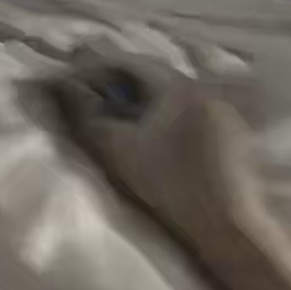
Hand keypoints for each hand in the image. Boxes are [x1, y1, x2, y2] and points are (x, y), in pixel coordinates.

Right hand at [49, 48, 263, 253]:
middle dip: (112, 82)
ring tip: (110, 118)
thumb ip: (81, 107)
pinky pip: (184, 111)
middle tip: (85, 99)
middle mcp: (207, 94)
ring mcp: (225, 116)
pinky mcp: (231, 138)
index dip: (91, 67)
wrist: (231, 228)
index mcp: (179, 88)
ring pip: (166, 94)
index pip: (127, 61)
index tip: (68, 82)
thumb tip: (59, 81)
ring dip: (134, 99)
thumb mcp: (110, 141)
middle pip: (149, 75)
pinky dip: (156, 113)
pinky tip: (142, 135)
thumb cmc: (165, 179)